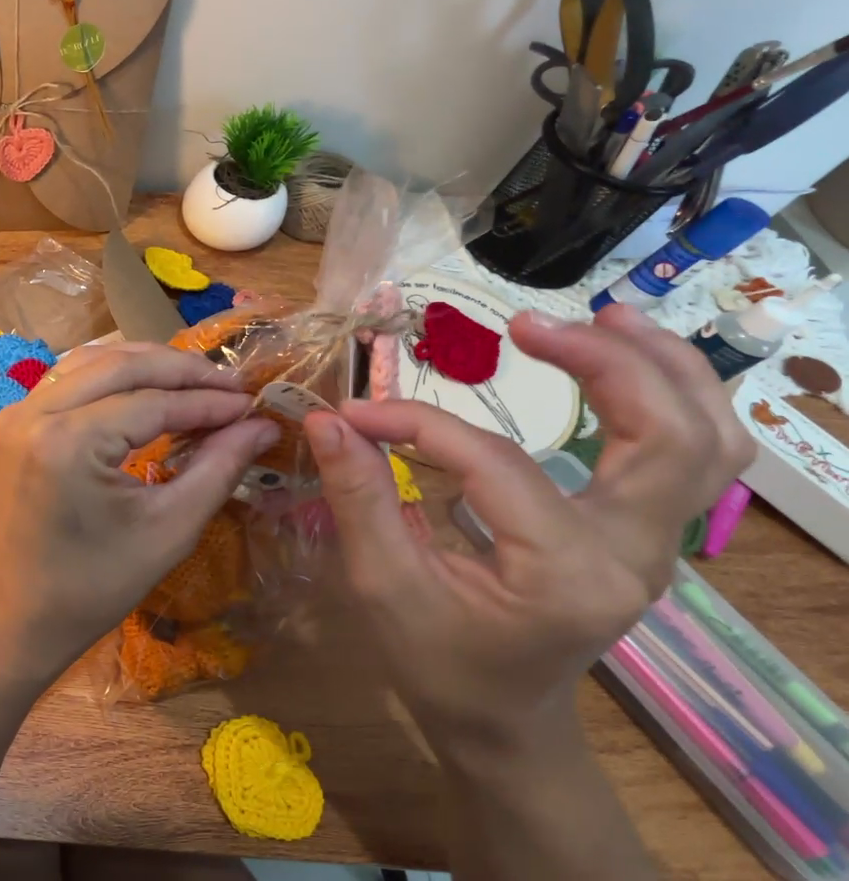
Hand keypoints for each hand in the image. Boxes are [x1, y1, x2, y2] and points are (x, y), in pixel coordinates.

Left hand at [0, 343, 280, 685]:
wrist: (19, 612)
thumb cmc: (95, 583)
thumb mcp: (168, 528)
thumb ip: (218, 467)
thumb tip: (262, 424)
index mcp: (68, 442)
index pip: (151, 401)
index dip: (207, 400)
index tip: (253, 403)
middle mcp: (35, 413)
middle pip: (119, 365)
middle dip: (179, 369)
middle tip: (231, 385)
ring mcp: (17, 413)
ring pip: (90, 362)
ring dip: (144, 364)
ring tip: (196, 383)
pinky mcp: (14, 421)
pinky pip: (67, 379)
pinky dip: (109, 376)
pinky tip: (146, 389)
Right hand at [303, 305, 754, 754]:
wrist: (498, 716)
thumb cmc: (435, 660)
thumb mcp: (382, 584)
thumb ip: (358, 497)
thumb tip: (327, 419)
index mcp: (564, 575)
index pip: (496, 466)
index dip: (418, 426)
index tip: (354, 412)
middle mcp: (633, 556)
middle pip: (671, 438)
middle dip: (609, 366)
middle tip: (528, 324)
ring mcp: (654, 546)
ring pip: (708, 439)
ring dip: (664, 370)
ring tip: (603, 318)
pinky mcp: (646, 534)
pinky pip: (691, 456)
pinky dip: (672, 399)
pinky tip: (624, 363)